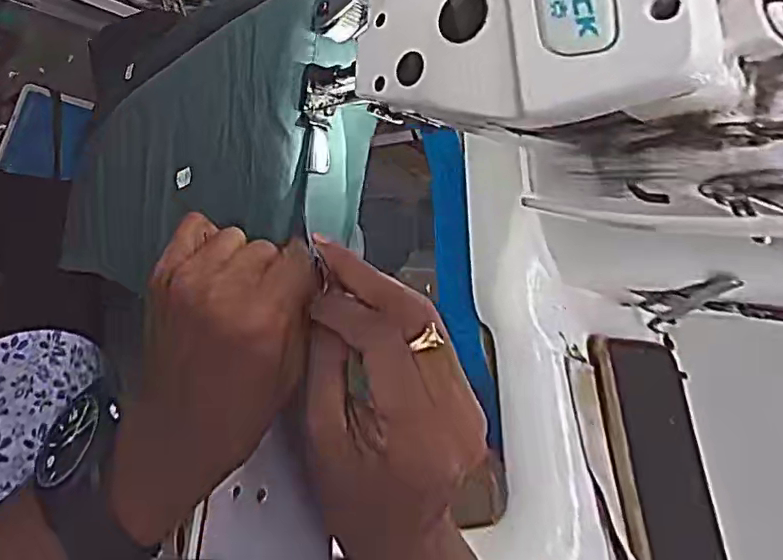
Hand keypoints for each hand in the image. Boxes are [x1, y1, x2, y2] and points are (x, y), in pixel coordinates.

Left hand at [106, 213, 318, 545]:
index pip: (299, 256)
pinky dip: (206, 242)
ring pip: (234, 235)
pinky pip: (194, 227)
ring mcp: (189, 280)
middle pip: (267, 246)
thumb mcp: (290, 373)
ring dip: (240, 257)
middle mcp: (224, 292)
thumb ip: (305, 314)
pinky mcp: (163, 276)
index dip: (303, 270)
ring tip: (234, 287)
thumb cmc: (233, 414)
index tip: (299, 281)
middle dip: (272, 269)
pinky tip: (210, 270)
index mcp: (262, 319)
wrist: (173, 434)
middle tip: (264, 297)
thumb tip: (313, 273)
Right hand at [304, 237, 486, 559]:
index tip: (315, 293)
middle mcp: (453, 412)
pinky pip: (432, 331)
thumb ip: (323, 365)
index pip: (382, 339)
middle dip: (366, 275)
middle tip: (331, 251)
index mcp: (416, 431)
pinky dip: (398, 306)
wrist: (402, 540)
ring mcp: (467, 402)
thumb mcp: (322, 438)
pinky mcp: (467, 393)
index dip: (343, 307)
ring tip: (344, 265)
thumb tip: (324, 304)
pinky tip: (370, 293)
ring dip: (383, 284)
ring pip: (427, 316)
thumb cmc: (359, 506)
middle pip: (414, 316)